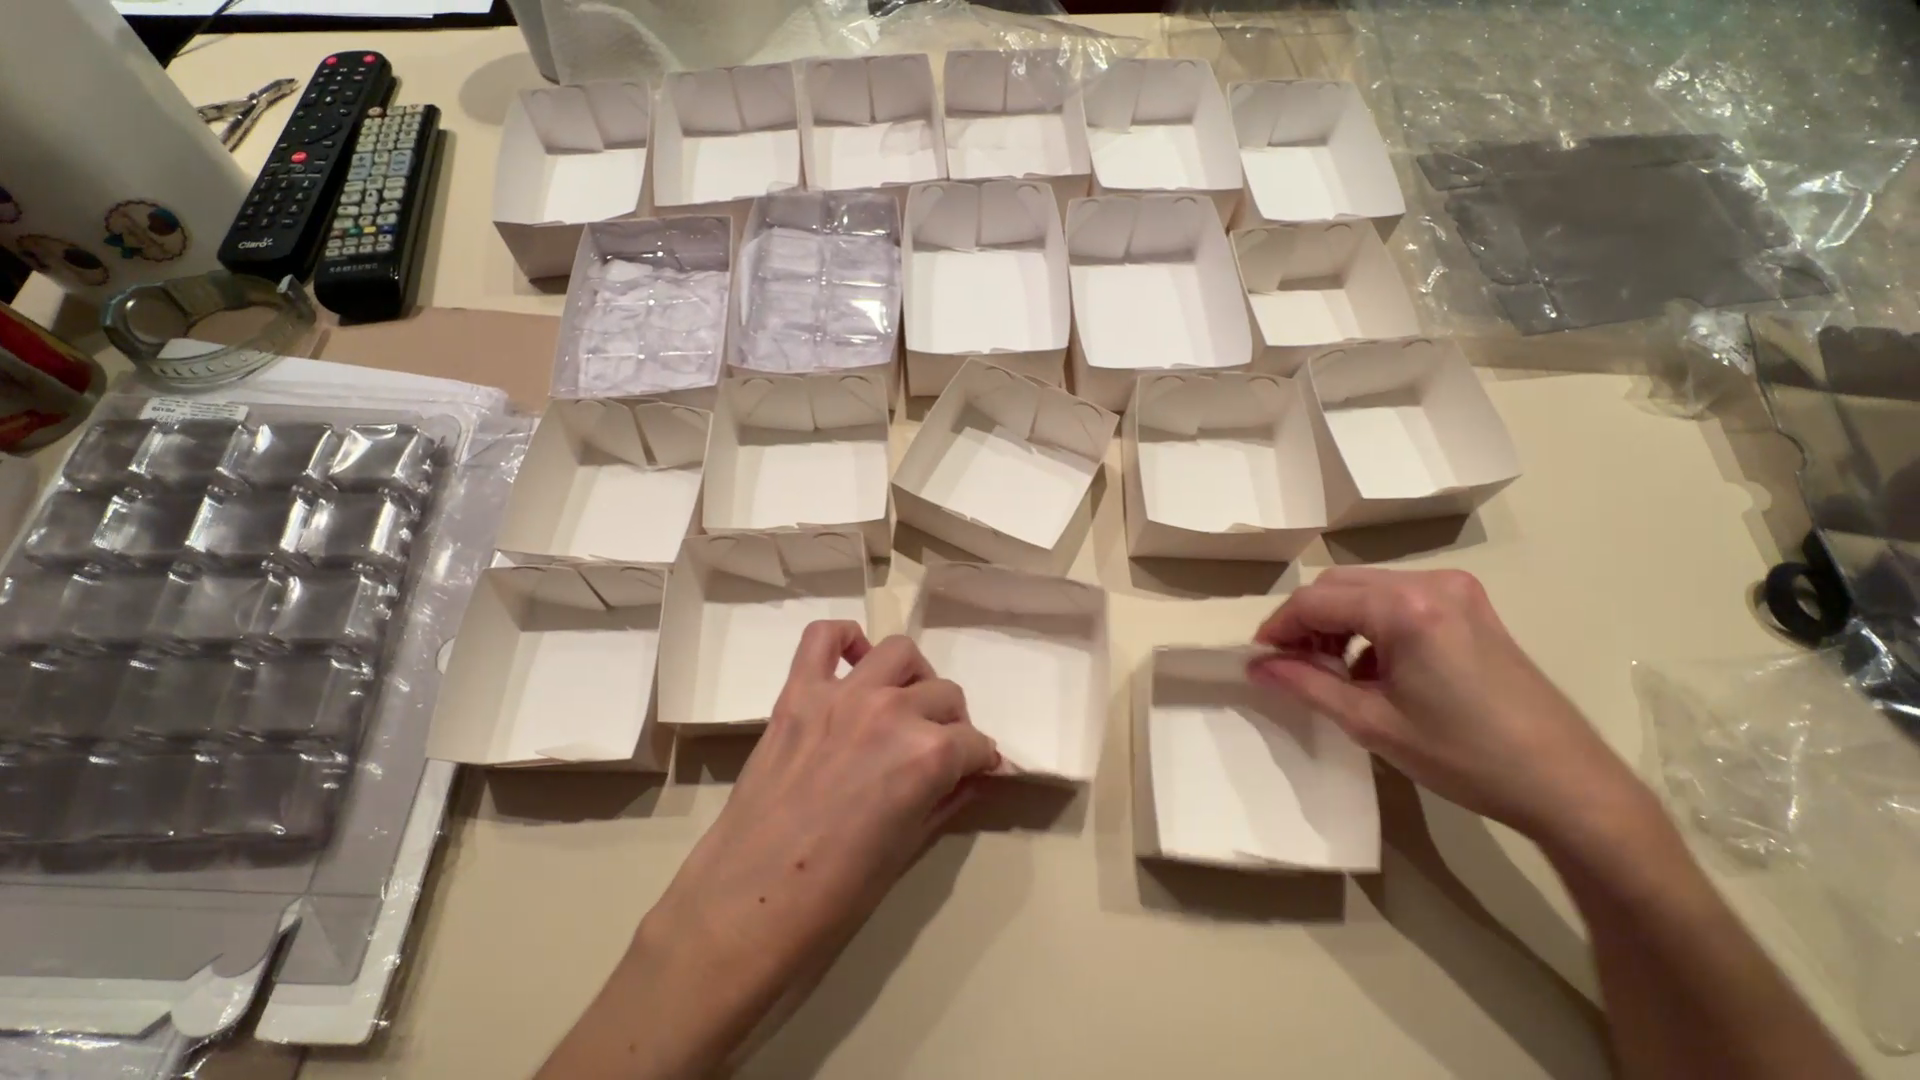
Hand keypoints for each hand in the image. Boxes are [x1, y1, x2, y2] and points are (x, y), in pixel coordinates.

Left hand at [659, 622, 997, 956]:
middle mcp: (893, 711)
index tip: (975, 771)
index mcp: (929, 755)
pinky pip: (823, 637)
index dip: (979, 760)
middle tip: (937, 751)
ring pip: (900, 653)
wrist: (752, 900)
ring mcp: (842, 695)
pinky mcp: (798, 692)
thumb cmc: (839, 892)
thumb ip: (947, 800)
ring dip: (914, 677)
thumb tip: (972, 776)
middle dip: (952, 724)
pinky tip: (855, 661)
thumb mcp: (910, 847)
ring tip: (903, 706)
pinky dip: (845, 638)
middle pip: (945, 695)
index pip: (975, 743)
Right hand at [1247, 567, 1645, 844]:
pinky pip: (1401, 600)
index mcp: (1406, 608)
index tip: (1259, 660)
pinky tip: (1374, 669)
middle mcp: (1432, 584)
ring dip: (1339, 622)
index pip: (1315, 599)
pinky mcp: (1473, 607)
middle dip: (1307, 621)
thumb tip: (1256, 666)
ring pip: (1369, 589)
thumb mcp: (1372, 723)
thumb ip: (1306, 684)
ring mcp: (1458, 591)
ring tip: (1332, 672)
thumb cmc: (1464, 756)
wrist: (1564, 781)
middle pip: (1341, 585)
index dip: (1278, 627)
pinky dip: (1373, 624)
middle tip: (1292, 667)